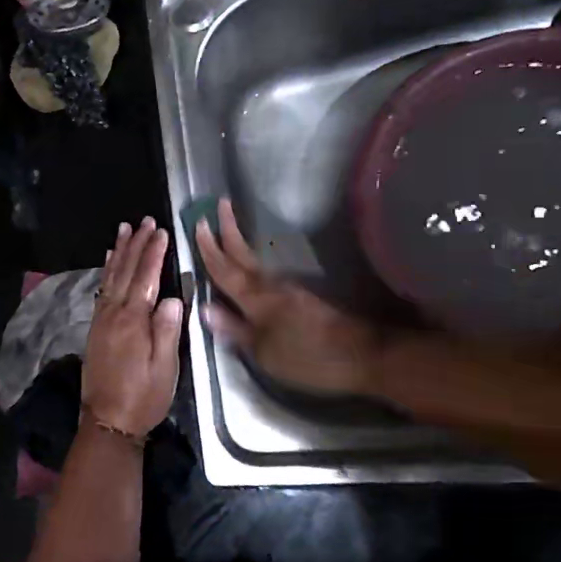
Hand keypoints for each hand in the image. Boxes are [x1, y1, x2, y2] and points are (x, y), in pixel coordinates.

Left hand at [81, 217, 184, 438]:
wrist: (107, 420)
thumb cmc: (143, 396)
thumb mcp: (164, 368)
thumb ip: (167, 331)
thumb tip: (172, 297)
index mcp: (134, 321)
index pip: (146, 278)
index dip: (154, 253)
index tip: (161, 231)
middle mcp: (114, 314)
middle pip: (126, 271)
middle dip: (136, 244)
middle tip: (143, 220)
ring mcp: (101, 320)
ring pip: (110, 277)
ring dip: (118, 252)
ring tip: (123, 230)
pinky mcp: (95, 328)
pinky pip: (101, 291)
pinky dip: (106, 272)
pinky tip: (109, 263)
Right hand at [195, 198, 389, 395]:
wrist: (362, 354)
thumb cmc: (309, 357)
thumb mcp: (264, 351)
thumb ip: (234, 328)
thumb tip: (205, 307)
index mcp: (256, 299)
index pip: (224, 270)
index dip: (209, 249)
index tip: (198, 223)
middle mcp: (270, 287)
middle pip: (243, 255)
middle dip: (228, 230)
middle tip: (219, 204)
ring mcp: (289, 290)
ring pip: (255, 263)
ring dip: (239, 245)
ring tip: (227, 231)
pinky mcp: (302, 298)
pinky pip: (266, 275)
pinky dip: (252, 264)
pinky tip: (250, 267)